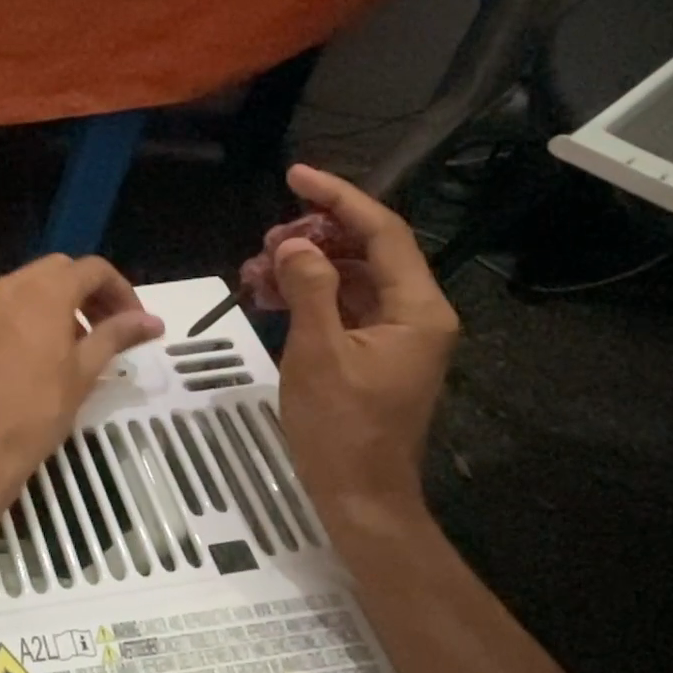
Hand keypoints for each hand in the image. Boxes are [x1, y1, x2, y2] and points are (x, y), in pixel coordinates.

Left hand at [0, 255, 163, 495]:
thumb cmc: (39, 408)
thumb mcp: (85, 370)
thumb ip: (117, 335)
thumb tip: (152, 321)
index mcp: (44, 291)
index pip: (92, 269)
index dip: (120, 291)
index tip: (134, 322)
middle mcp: (8, 287)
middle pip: (58, 271)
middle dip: (88, 292)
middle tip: (107, 328)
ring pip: (26, 287)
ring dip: (57, 302)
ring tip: (75, 343)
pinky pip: (2, 309)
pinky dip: (26, 317)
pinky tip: (36, 354)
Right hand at [275, 165, 458, 531]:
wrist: (359, 496)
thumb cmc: (341, 429)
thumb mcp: (318, 355)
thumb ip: (309, 291)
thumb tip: (293, 244)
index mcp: (416, 308)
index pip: (382, 233)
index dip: (338, 199)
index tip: (295, 177)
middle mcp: (414, 314)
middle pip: (367, 252)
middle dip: (315, 237)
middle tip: (265, 240)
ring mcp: (394, 335)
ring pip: (350, 280)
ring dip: (305, 268)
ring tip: (256, 269)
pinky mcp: (372, 355)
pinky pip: (341, 308)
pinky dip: (308, 297)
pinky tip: (270, 295)